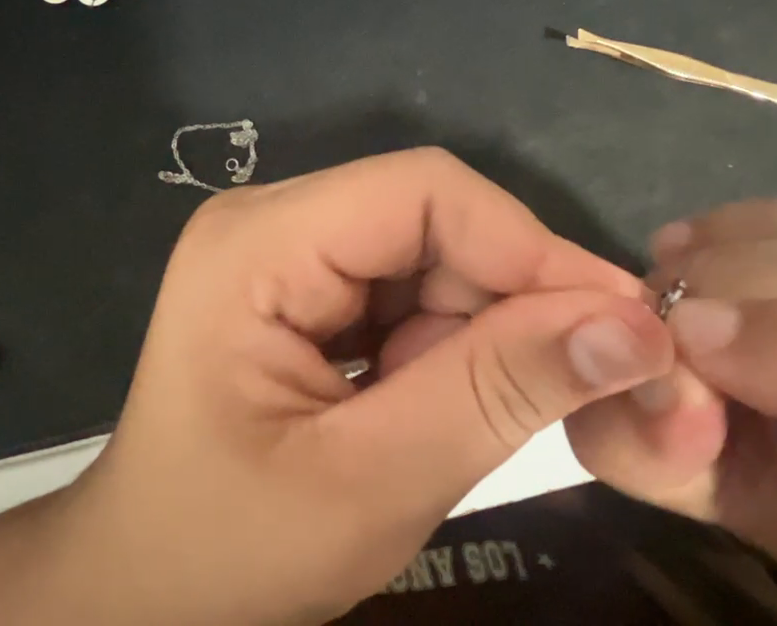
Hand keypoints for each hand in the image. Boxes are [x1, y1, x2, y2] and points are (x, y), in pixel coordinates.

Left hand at [46, 148, 679, 624]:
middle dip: (507, 301)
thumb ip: (497, 392)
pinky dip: (445, 350)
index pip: (423, 191)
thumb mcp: (373, 481)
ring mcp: (285, 254)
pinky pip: (407, 294)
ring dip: (476, 335)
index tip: (623, 324)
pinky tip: (431, 407)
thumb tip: (630, 326)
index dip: (529, 245)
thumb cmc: (232, 548)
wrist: (146, 586)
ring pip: (431, 260)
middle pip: (431, 221)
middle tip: (576, 387)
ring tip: (468, 419)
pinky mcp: (305, 291)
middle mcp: (271, 223)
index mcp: (258, 244)